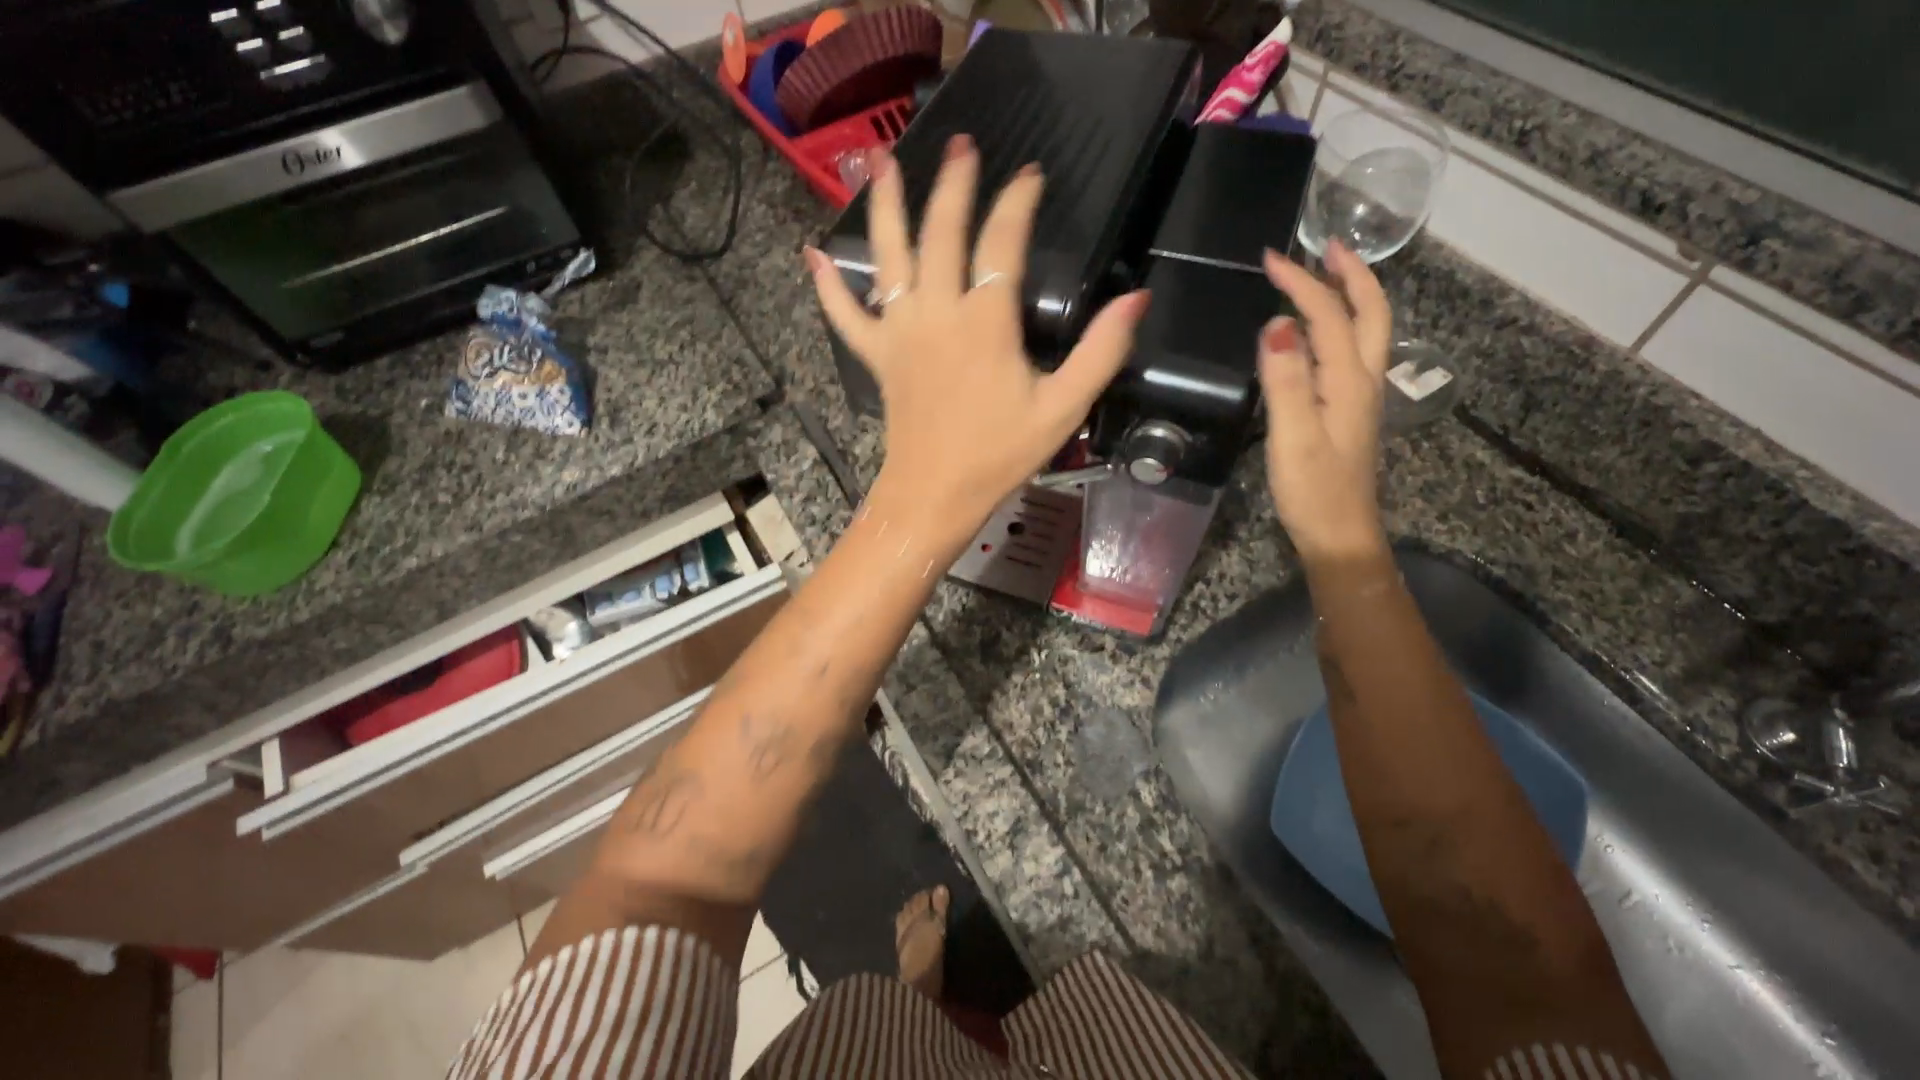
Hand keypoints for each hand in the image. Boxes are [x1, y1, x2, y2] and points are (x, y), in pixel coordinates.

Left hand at [808, 135, 1150, 543]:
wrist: (934, 495)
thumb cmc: (1000, 454)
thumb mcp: (1063, 408)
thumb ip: (1100, 352)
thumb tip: (1136, 298)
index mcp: (984, 322)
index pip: (1002, 243)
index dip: (1017, 202)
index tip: (1031, 175)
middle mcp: (936, 312)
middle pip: (941, 232)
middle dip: (953, 184)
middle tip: (962, 145)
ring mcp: (899, 331)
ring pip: (888, 257)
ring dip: (886, 206)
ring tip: (880, 160)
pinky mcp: (877, 355)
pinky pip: (847, 315)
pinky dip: (829, 286)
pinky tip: (812, 255)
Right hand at [1258, 242, 1392, 562]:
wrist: (1339, 536)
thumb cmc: (1314, 491)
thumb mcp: (1294, 436)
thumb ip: (1286, 379)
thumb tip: (1277, 324)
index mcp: (1349, 382)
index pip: (1328, 316)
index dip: (1301, 284)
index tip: (1270, 259)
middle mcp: (1363, 381)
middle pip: (1370, 313)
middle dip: (1351, 274)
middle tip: (1326, 245)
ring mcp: (1360, 397)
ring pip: (1364, 332)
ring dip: (1349, 296)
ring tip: (1321, 275)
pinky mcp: (1349, 413)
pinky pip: (1349, 353)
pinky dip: (1337, 326)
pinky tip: (1312, 333)